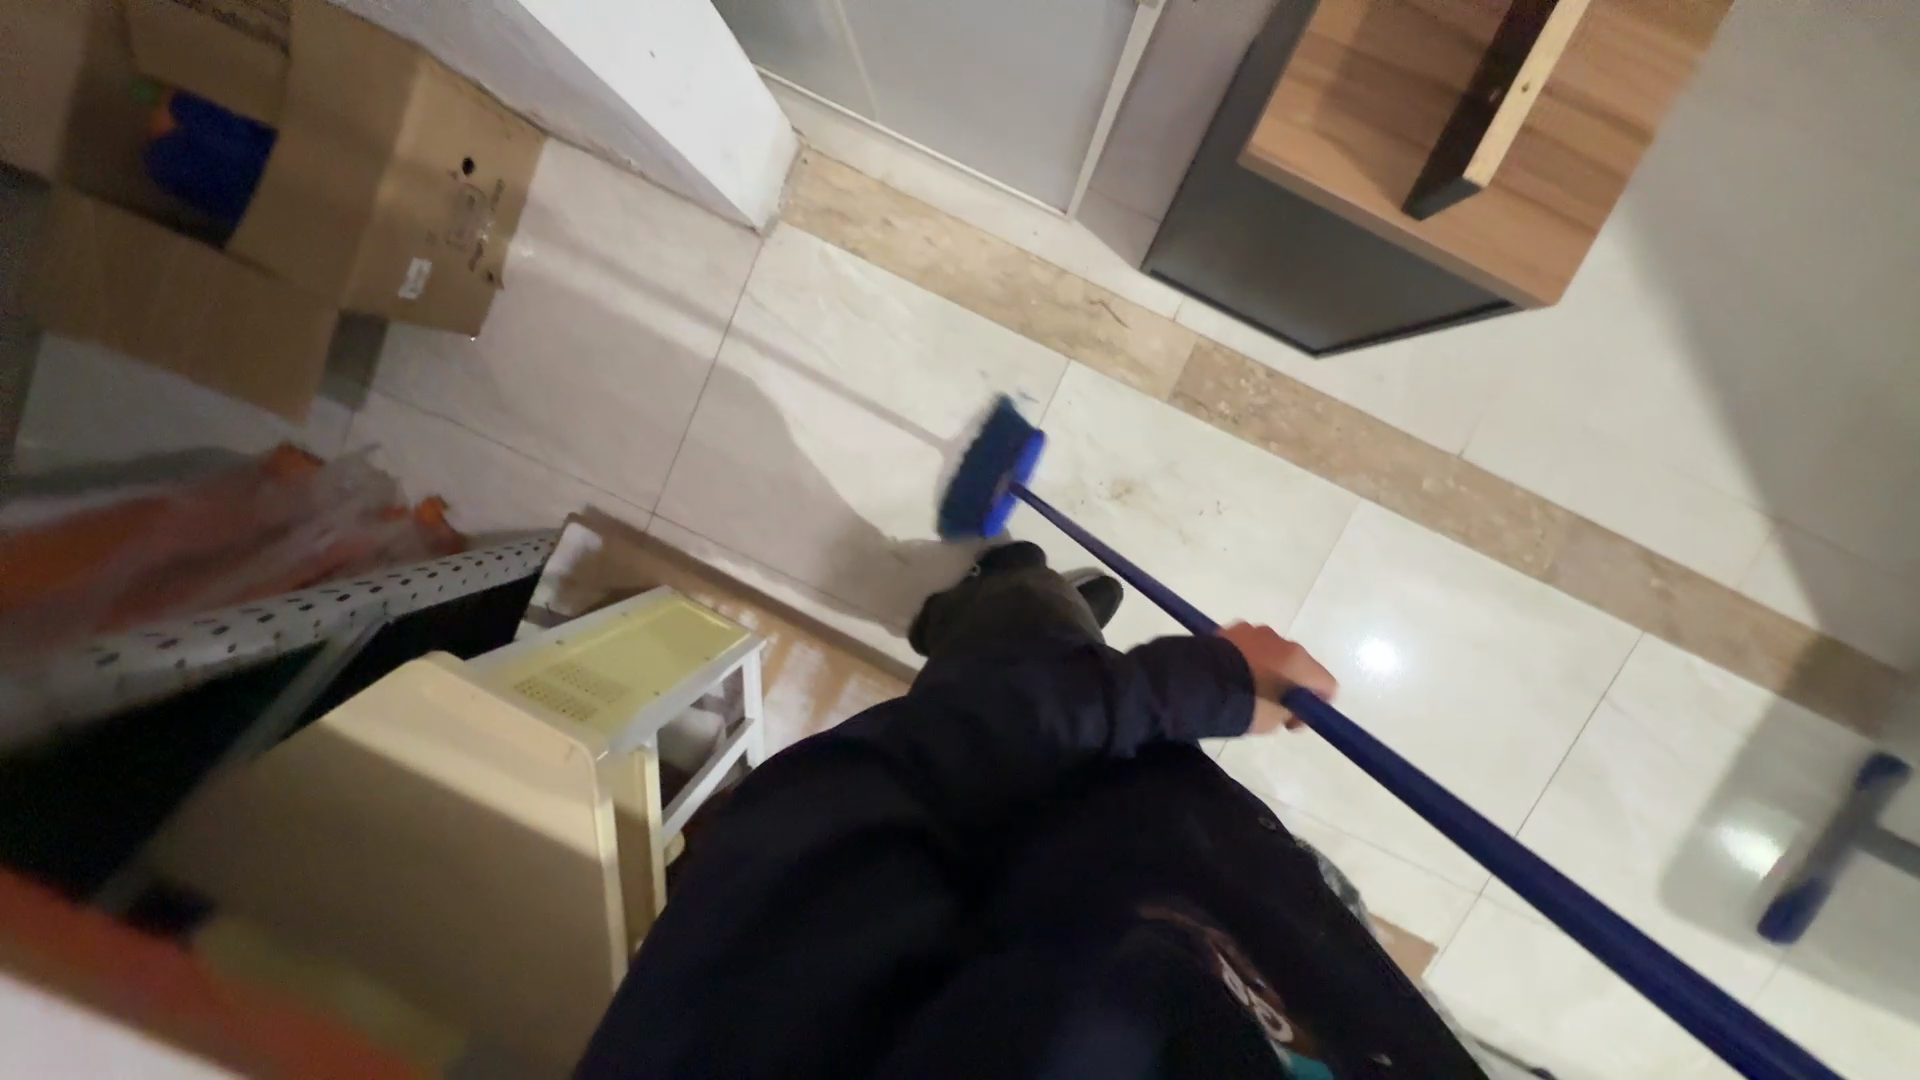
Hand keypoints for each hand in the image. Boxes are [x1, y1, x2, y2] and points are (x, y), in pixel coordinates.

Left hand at [1218, 622, 1336, 734]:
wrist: (1199, 681)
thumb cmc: (1245, 704)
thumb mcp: (1274, 720)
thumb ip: (1289, 711)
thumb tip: (1288, 708)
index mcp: (1299, 661)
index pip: (1326, 684)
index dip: (1316, 703)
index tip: (1296, 717)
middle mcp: (1281, 641)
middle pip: (1297, 664)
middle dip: (1288, 683)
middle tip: (1270, 704)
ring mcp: (1254, 631)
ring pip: (1271, 652)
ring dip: (1265, 667)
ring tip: (1244, 686)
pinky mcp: (1229, 629)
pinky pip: (1247, 645)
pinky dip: (1245, 657)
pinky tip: (1230, 673)